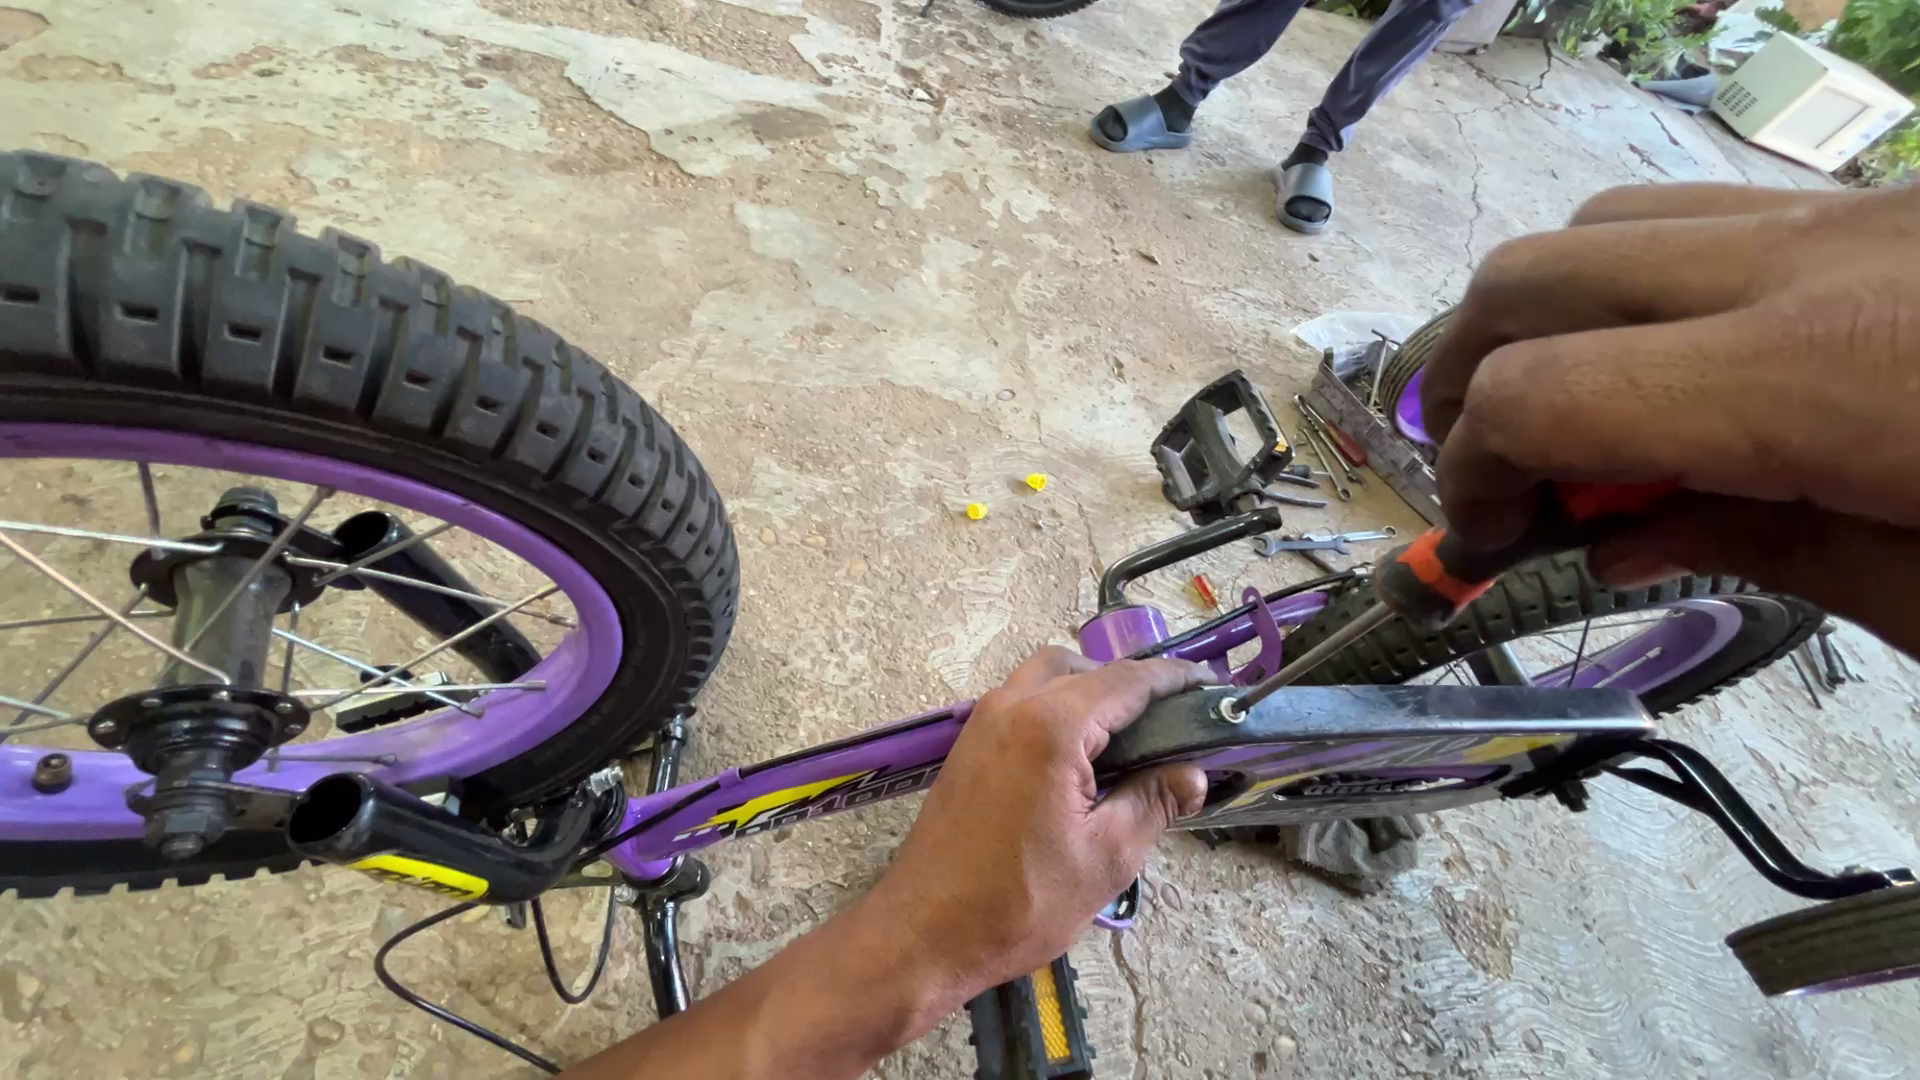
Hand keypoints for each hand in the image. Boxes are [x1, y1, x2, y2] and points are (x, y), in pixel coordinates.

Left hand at [863, 648, 1210, 994]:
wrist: (924, 930)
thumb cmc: (1019, 900)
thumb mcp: (1105, 858)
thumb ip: (1153, 802)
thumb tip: (1193, 772)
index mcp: (1050, 725)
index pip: (1125, 681)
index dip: (1172, 679)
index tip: (1209, 685)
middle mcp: (1011, 705)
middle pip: (1080, 667)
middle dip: (1127, 682)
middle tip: (1167, 721)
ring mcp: (983, 720)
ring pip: (1045, 677)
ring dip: (1088, 689)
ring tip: (1127, 739)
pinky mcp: (969, 743)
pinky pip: (1022, 700)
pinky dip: (1056, 706)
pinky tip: (1079, 755)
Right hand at [1418, 181, 1919, 653]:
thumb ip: (1742, 549)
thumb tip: (1601, 540)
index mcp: (1826, 380)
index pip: (1534, 397)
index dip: (1471, 473)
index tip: (1483, 540)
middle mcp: (1825, 261)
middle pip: (1529, 275)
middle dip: (1460, 375)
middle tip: (1475, 458)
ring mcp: (1869, 210)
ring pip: (1599, 226)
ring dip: (1534, 322)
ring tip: (1552, 407)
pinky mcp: (1907, 202)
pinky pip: (1700, 223)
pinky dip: (1628, 297)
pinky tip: (1666, 367)